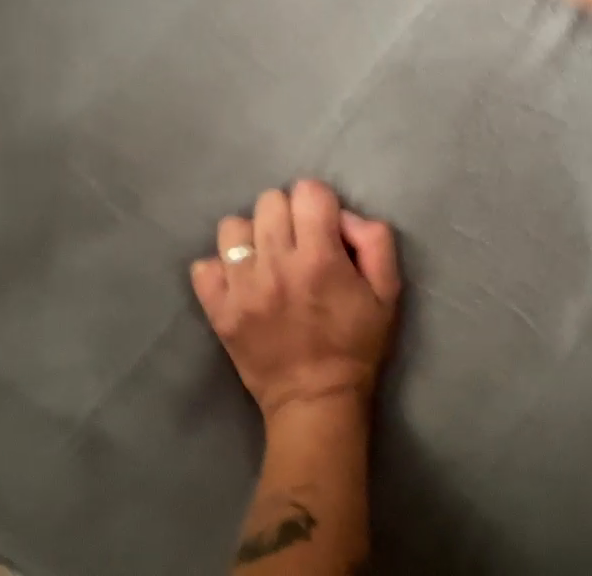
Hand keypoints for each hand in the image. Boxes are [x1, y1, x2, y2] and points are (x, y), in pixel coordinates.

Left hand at [191, 180, 400, 423]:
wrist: (316, 399)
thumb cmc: (358, 342)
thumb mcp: (388, 289)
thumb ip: (374, 238)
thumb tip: (343, 216)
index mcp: (320, 258)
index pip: (308, 191)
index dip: (321, 202)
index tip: (326, 225)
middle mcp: (276, 266)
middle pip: (269, 201)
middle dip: (289, 214)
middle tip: (300, 242)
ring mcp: (241, 288)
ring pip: (232, 227)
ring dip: (253, 236)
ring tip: (268, 259)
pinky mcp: (217, 311)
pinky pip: (203, 265)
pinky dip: (222, 267)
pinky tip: (243, 281)